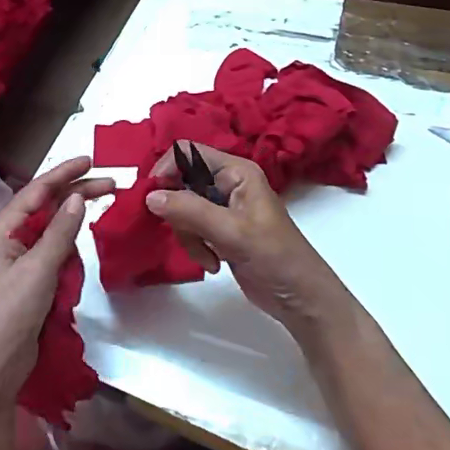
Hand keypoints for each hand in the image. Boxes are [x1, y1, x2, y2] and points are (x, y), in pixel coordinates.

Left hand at [0, 157, 114, 409]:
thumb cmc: (7, 315)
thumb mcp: (37, 270)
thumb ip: (59, 233)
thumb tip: (78, 197)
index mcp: (3, 230)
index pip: (37, 191)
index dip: (64, 173)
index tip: (91, 160)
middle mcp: (10, 240)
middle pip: (47, 207)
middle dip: (77, 193)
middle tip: (112, 185)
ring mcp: (21, 262)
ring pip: (54, 230)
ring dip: (76, 219)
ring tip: (104, 209)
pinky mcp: (32, 282)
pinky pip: (56, 253)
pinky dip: (72, 246)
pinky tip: (86, 244)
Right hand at [144, 144, 351, 333]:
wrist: (299, 296)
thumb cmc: (274, 257)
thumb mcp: (231, 232)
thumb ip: (190, 211)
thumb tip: (150, 195)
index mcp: (237, 172)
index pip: (188, 153)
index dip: (166, 170)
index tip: (152, 199)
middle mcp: (229, 183)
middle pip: (182, 183)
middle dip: (179, 213)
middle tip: (189, 235)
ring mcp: (225, 208)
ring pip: (184, 210)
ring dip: (188, 236)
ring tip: (208, 257)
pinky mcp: (221, 231)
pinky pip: (192, 229)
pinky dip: (196, 247)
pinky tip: (213, 264)